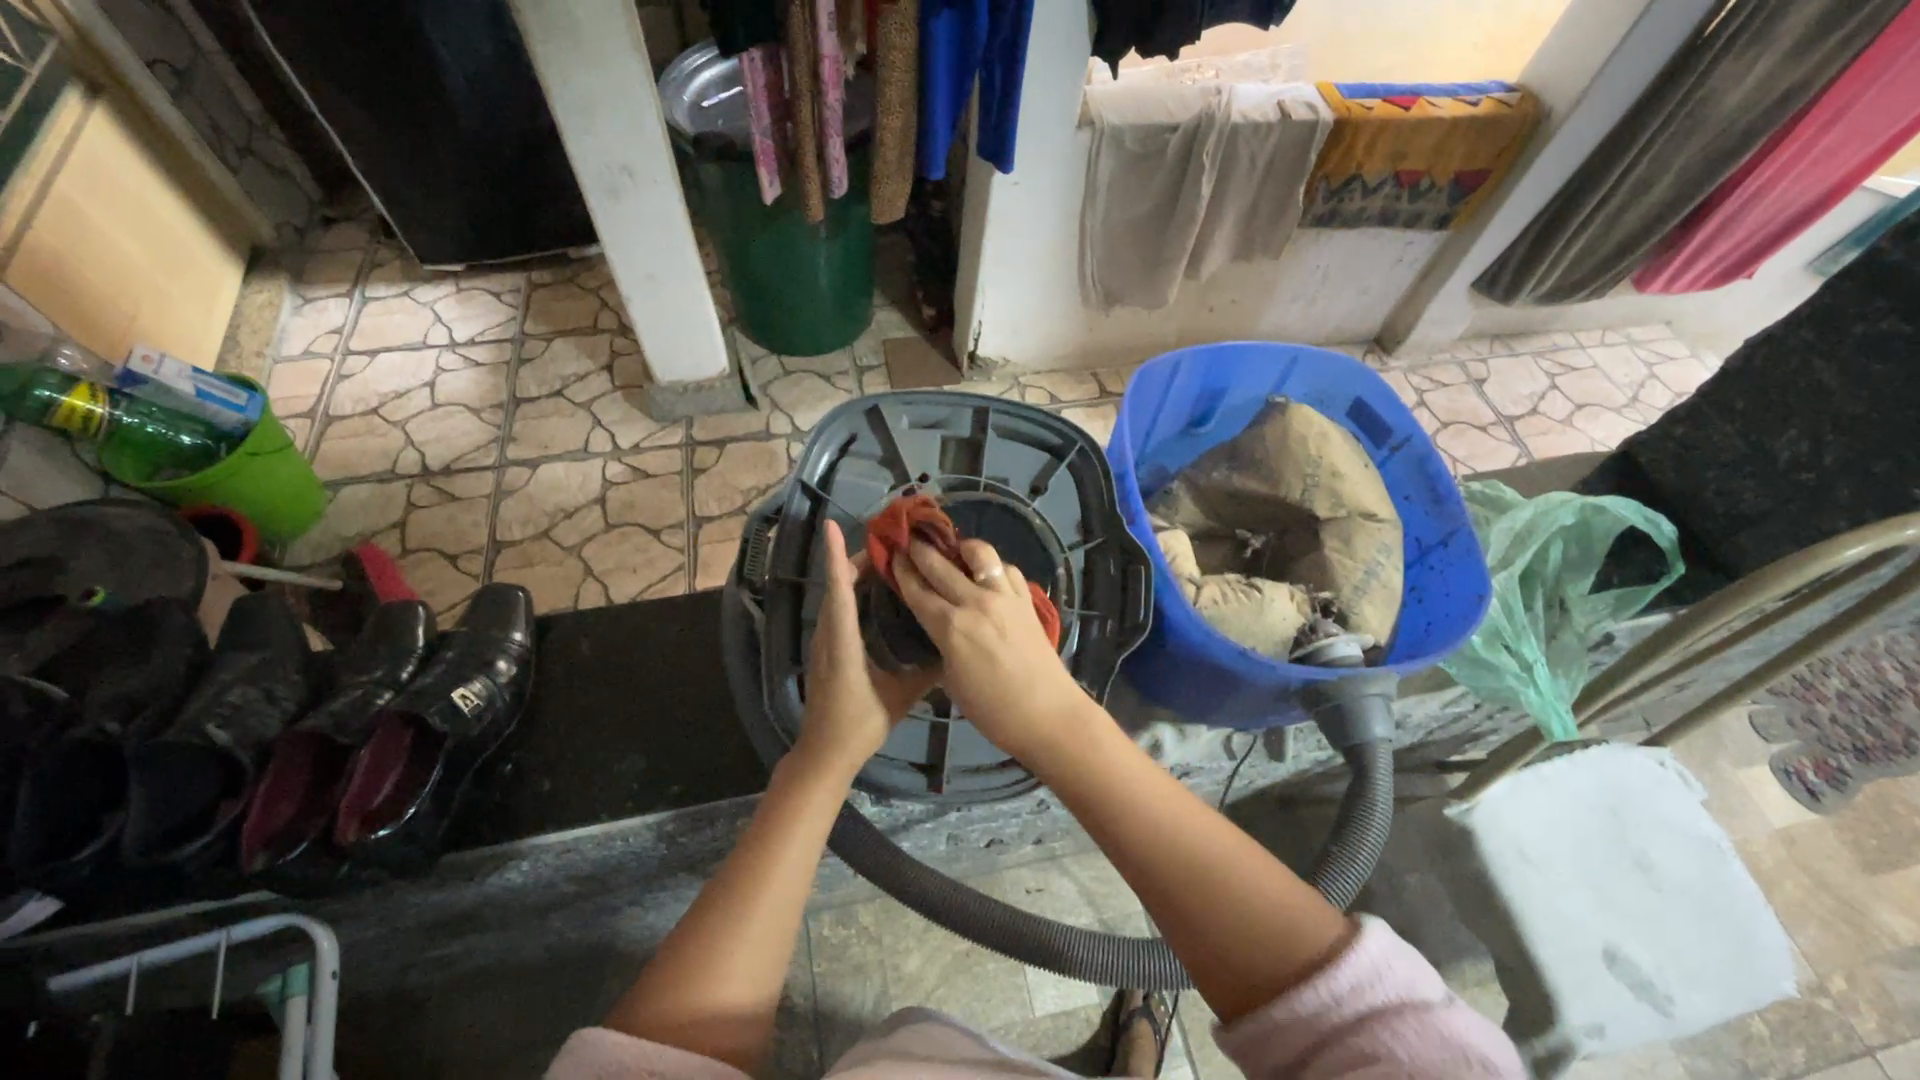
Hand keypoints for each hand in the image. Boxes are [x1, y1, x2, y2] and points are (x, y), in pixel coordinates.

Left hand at [796, 520, 938, 777]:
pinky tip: (875, 597)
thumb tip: (955, 648)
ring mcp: (825, 644)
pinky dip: (852, 595)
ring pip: (835, 599)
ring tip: (887, 563)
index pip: (839, 591)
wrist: (825, 754)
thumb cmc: (860, 725)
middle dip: (857, 560)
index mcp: (843, 642)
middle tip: (891, 544)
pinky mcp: (827, 653)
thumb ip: (926, 673)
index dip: (837, 557)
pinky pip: (838, 613)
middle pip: (837, 587)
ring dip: (854, 577)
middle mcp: (829, 636)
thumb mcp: (899, 698)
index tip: (833, 527)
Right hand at [893, 538, 1092, 762]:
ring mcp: (1005, 597)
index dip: (902, 569)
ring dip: (961, 547)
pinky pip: (1007, 570)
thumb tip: (938, 624)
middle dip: (921, 549)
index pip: (918, 590)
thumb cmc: (992, 710)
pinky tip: (988, 575)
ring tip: (954, 550)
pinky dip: (993, 567)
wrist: (1047, 715)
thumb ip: (942, 643)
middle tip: (910, 539)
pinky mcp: (1027, 600)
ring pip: (980, 553)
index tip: (892, 552)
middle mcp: (976, 602)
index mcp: (950, 628)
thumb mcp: (951, 680)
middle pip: (941, 564)